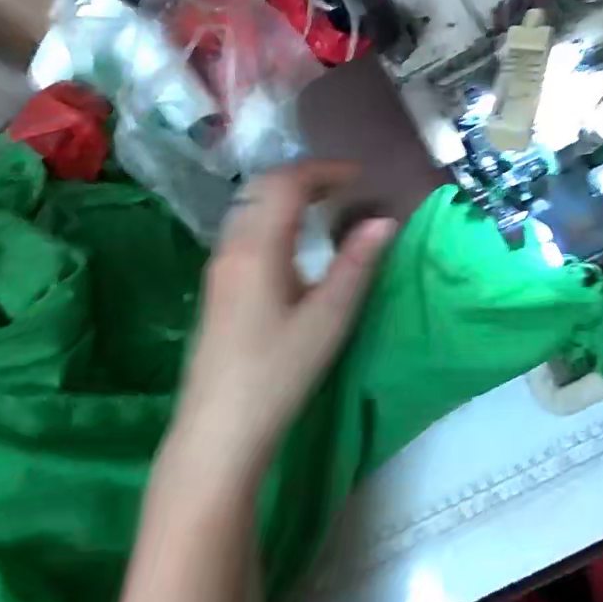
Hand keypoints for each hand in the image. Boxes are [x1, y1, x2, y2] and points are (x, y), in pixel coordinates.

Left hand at [171, 161, 397, 475]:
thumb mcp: (328, 319)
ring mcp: (218, 268)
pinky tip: (292, 244)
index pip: (286, 184)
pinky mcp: (216, 288)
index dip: (324, 171)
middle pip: (262, 188)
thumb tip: (385, 220)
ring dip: (285, 196)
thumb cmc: (278, 373)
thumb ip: (356, 265)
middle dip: (304, 177)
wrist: (218, 430)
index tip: (359, 177)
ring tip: (323, 208)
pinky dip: (272, 217)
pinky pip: (243, 229)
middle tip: (344, 187)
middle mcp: (230, 247)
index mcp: (257, 248)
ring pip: (248, 208)